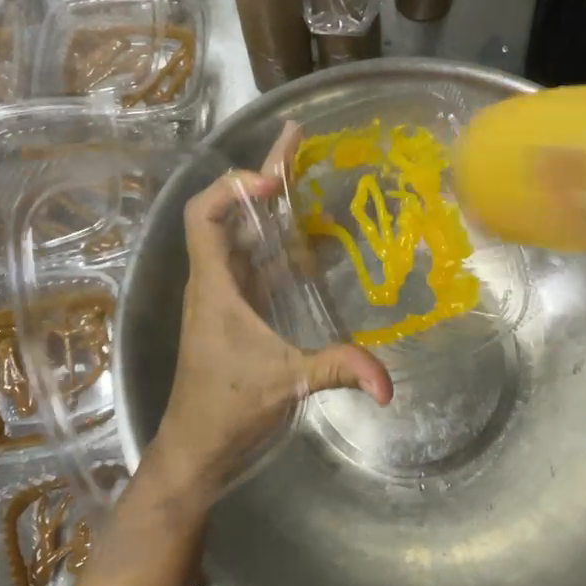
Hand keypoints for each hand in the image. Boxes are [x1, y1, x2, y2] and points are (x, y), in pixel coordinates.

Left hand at [150, 122, 393, 498]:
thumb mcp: (286, 384)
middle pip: (229, 212)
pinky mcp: (237, 310)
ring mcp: (225, 293)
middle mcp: (216, 280)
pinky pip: (256, 261)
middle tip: (299, 138)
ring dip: (270, 205)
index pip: (204, 215)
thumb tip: (389, 382)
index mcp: (214, 285)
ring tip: (306, 171)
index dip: (234, 188)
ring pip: (243, 234)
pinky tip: (310, 238)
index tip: (276, 184)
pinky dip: (278, 242)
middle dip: (263, 175)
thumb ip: (337, 371)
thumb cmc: (226, 408)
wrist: (196, 447)